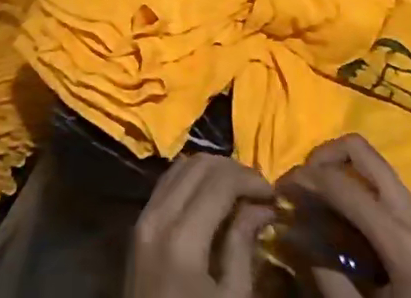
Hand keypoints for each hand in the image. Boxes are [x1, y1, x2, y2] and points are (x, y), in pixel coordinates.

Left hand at [125, 153, 275, 297]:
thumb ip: (243, 244)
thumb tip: (263, 206)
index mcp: (182, 239)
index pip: (221, 180)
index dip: (251, 179)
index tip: (273, 194)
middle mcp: (157, 217)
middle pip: (199, 165)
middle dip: (233, 170)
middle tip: (257, 191)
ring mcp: (143, 219)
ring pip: (181, 166)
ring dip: (212, 170)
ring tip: (238, 191)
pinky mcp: (137, 225)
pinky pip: (167, 182)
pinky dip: (192, 179)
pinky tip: (211, 197)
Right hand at [279, 135, 410, 297]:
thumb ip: (329, 278)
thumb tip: (297, 238)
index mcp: (403, 242)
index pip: (344, 185)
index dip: (306, 179)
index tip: (280, 187)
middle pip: (365, 153)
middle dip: (325, 156)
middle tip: (300, 181)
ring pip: (380, 172)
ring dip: (346, 176)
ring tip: (320, 205)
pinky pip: (395, 197)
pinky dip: (366, 198)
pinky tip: (352, 230)